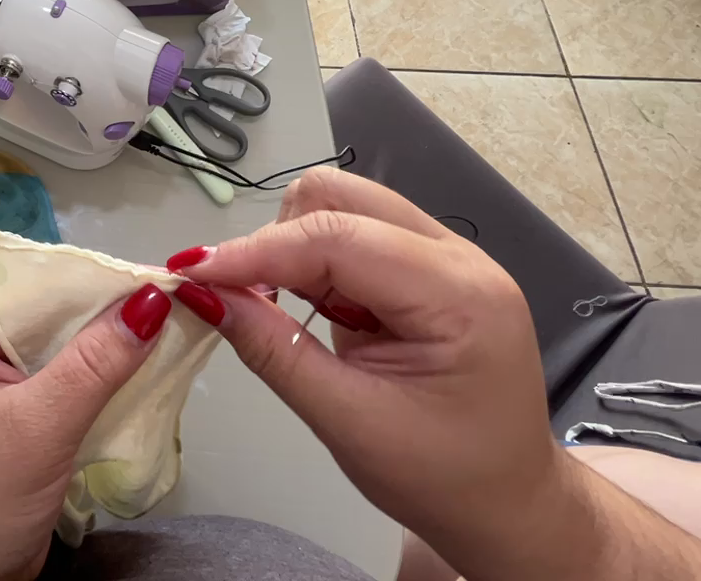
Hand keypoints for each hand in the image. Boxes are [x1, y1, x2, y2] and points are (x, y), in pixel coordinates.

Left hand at [0, 283, 169, 580]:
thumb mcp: (35, 427)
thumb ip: (94, 364)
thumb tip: (152, 300)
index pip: (38, 281)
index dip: (99, 278)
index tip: (162, 279)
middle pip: (59, 309)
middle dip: (115, 312)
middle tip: (183, 303)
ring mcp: (3, 372)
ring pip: (72, 343)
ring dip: (118, 346)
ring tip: (180, 330)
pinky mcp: (26, 407)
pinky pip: (75, 378)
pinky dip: (109, 380)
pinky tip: (151, 373)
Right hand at [164, 168, 565, 564]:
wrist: (511, 504)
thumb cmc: (442, 478)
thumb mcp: (348, 423)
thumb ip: (272, 349)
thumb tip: (198, 293)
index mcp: (459, 296)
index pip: (336, 239)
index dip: (255, 251)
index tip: (190, 272)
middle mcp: (456, 254)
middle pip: (337, 195)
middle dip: (278, 239)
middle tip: (255, 299)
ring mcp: (442, 250)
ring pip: (336, 200)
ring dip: (293, 245)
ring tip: (297, 308)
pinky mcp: (420, 258)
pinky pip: (345, 226)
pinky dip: (309, 256)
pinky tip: (317, 304)